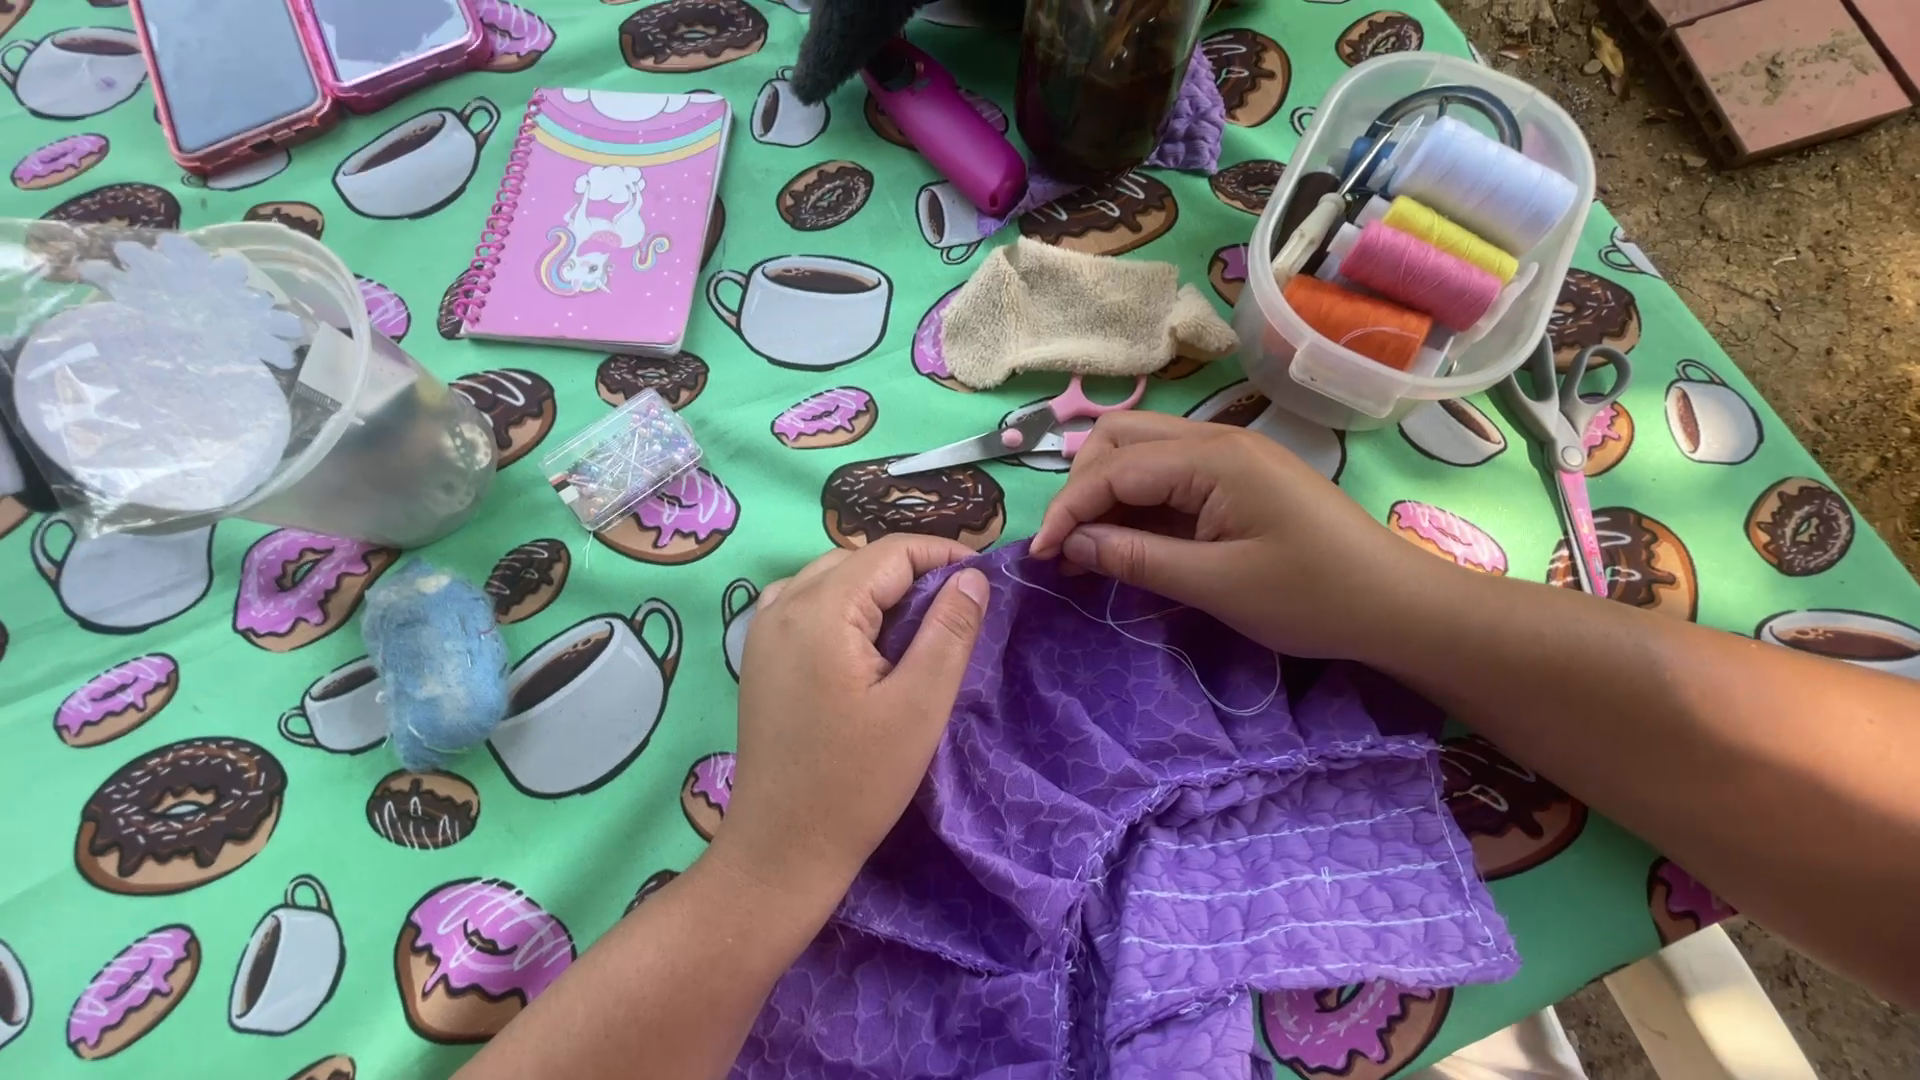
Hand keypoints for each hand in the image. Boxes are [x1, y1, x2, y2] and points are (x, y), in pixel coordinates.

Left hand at [715, 534, 989, 899]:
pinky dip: (845, 605)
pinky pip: (807, 602)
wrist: (781, 849)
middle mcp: (783, 605)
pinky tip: (865, 642)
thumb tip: (972, 576)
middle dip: (912, 571)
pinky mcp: (759, 655)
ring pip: (832, 577)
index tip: (982, 579)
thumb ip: (950, 631)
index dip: (942, 554)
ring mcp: (763, 630)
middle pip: (859, 559)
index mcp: (821, 610)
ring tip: (916, 624)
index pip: (890, 552)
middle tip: (956, 607)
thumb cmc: (858, 782)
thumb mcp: (920, 705)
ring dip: (878, 587)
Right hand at [1030, 411, 1438, 659]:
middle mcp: (1214, 440)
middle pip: (1119, 439)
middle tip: (1069, 546)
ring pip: (1139, 454)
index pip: (1113, 468)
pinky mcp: (1235, 480)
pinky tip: (1124, 543)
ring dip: (1104, 494)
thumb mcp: (1216, 585)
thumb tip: (1071, 544)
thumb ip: (1136, 558)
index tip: (1039, 556)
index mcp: (1213, 457)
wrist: (1398, 606)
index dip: (1068, 510)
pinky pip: (1167, 478)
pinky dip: (1135, 506)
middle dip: (1081, 487)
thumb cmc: (1313, 596)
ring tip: (1086, 550)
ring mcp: (1227, 457)